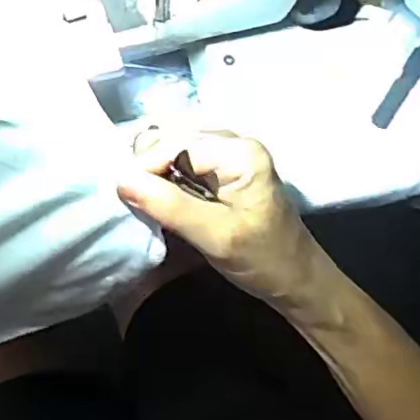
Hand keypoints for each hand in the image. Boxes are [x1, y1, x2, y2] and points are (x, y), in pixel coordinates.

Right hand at [117, 128, 329, 309]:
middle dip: (147, 166)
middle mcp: (231, 139)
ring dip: (152, 171)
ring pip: (170, 146)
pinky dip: (163, 175)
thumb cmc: (263, 260)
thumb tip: (121, 180)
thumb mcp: (215, 237)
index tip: (124, 197)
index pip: (174, 144)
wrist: (297, 281)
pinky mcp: (218, 163)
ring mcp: (225, 148)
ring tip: (143, 199)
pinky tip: (159, 196)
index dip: (144, 167)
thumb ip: (169, 206)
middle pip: (170, 138)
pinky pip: (178, 158)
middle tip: (132, 200)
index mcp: (238, 150)